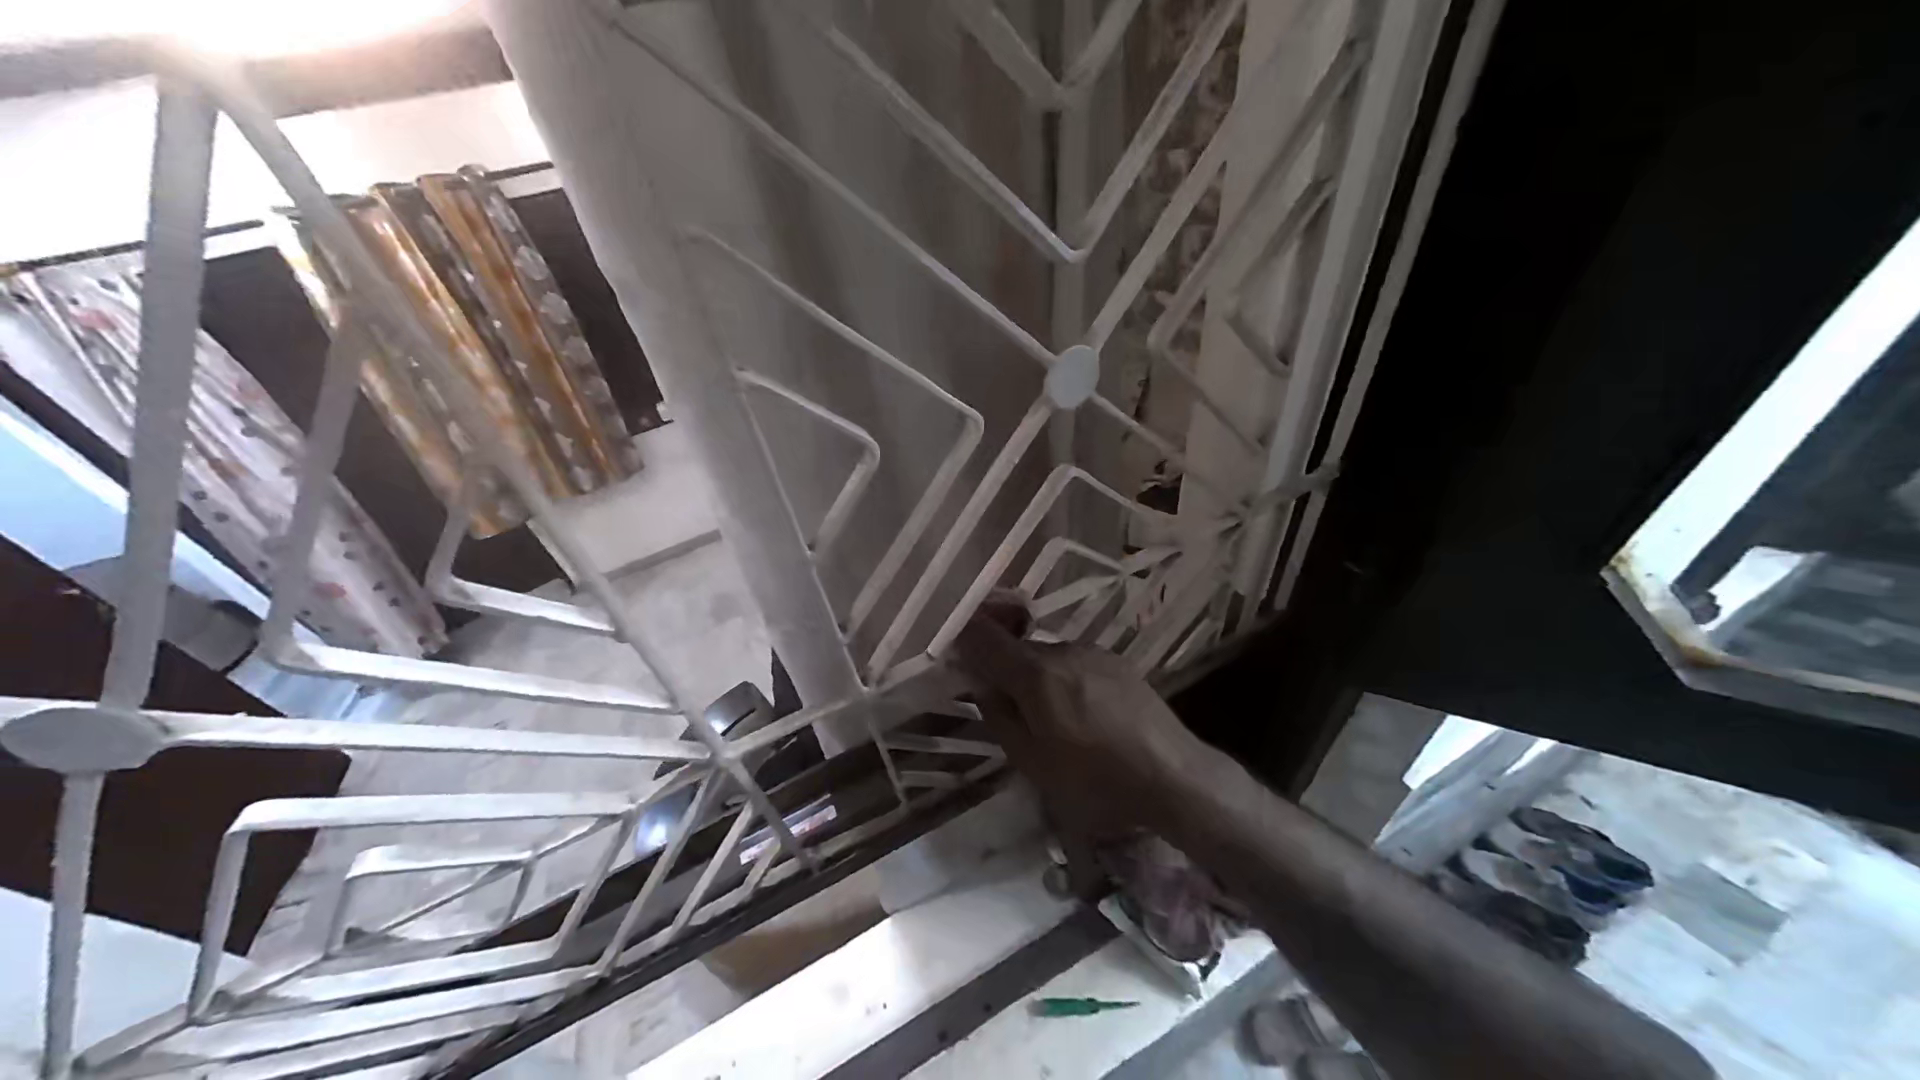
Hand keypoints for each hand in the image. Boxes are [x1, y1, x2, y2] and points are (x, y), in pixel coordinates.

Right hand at [951, 596, 1217, 839]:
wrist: (1173, 776)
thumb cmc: (1095, 780)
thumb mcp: (1032, 762)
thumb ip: (999, 716)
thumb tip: (981, 684)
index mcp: (1035, 674)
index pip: (984, 638)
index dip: (965, 643)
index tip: (960, 662)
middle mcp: (1062, 650)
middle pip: (1018, 650)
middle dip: (1007, 673)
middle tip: (1013, 713)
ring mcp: (1094, 652)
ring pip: (1049, 658)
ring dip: (1041, 680)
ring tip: (1059, 723)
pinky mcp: (1118, 662)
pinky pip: (1077, 664)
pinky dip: (1069, 681)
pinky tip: (1089, 716)